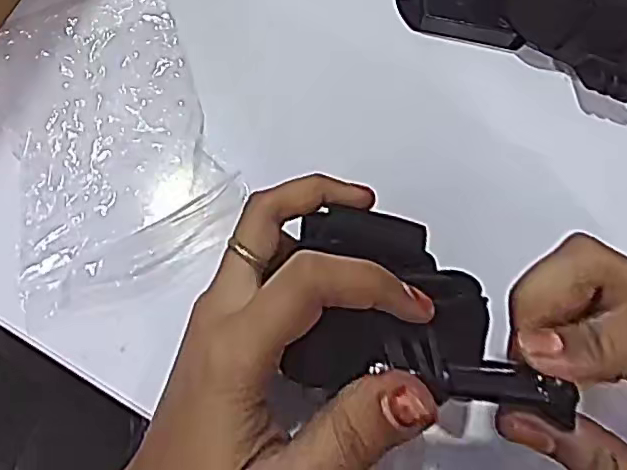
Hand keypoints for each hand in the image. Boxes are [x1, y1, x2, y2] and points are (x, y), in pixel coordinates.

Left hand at [129, 175, 440, 469]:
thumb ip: (354, 433)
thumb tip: (411, 391)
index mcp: (232, 343)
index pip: (305, 276)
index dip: (369, 280)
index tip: (412, 304)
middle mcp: (216, 312)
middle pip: (259, 216)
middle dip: (313, 192)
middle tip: (362, 199)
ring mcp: (214, 313)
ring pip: (254, 233)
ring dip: (302, 214)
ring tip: (353, 228)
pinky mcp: (218, 325)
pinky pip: (255, 263)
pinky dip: (294, 247)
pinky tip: (327, 276)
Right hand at [496, 234, 626, 469]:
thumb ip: (610, 461)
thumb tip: (523, 416)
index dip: (582, 330)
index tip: (532, 358)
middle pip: (613, 269)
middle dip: (545, 299)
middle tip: (520, 356)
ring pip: (605, 275)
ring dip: (549, 307)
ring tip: (530, 362)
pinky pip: (616, 307)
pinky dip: (570, 323)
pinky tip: (561, 362)